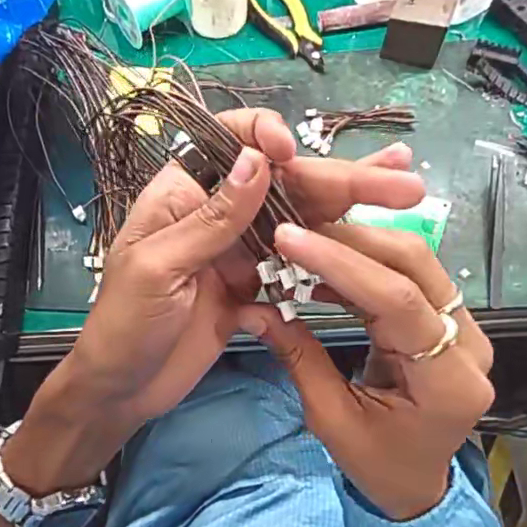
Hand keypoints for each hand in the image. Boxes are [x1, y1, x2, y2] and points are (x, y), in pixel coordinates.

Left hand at [3, 109, 426, 494]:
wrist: (122, 389)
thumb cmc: (125, 323)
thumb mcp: (160, 267)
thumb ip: (211, 218)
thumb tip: (257, 159)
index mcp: (181, 195)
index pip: (226, 143)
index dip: (262, 136)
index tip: (293, 153)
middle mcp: (214, 213)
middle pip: (280, 183)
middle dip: (337, 178)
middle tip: (402, 182)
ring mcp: (236, 250)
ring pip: (297, 219)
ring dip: (348, 207)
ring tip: (405, 194)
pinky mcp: (251, 285)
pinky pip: (295, 262)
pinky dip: (330, 251)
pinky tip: (370, 240)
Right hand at [239, 221, 494, 519]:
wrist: (419, 485)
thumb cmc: (379, 464)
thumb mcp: (331, 419)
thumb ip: (299, 357)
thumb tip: (253, 309)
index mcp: (447, 380)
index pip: (397, 299)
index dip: (341, 263)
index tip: (289, 238)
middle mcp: (468, 344)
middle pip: (414, 264)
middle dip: (348, 239)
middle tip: (291, 230)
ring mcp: (463, 328)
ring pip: (413, 260)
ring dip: (354, 244)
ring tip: (301, 241)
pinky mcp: (446, 321)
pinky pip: (405, 275)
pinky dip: (361, 264)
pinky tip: (320, 265)